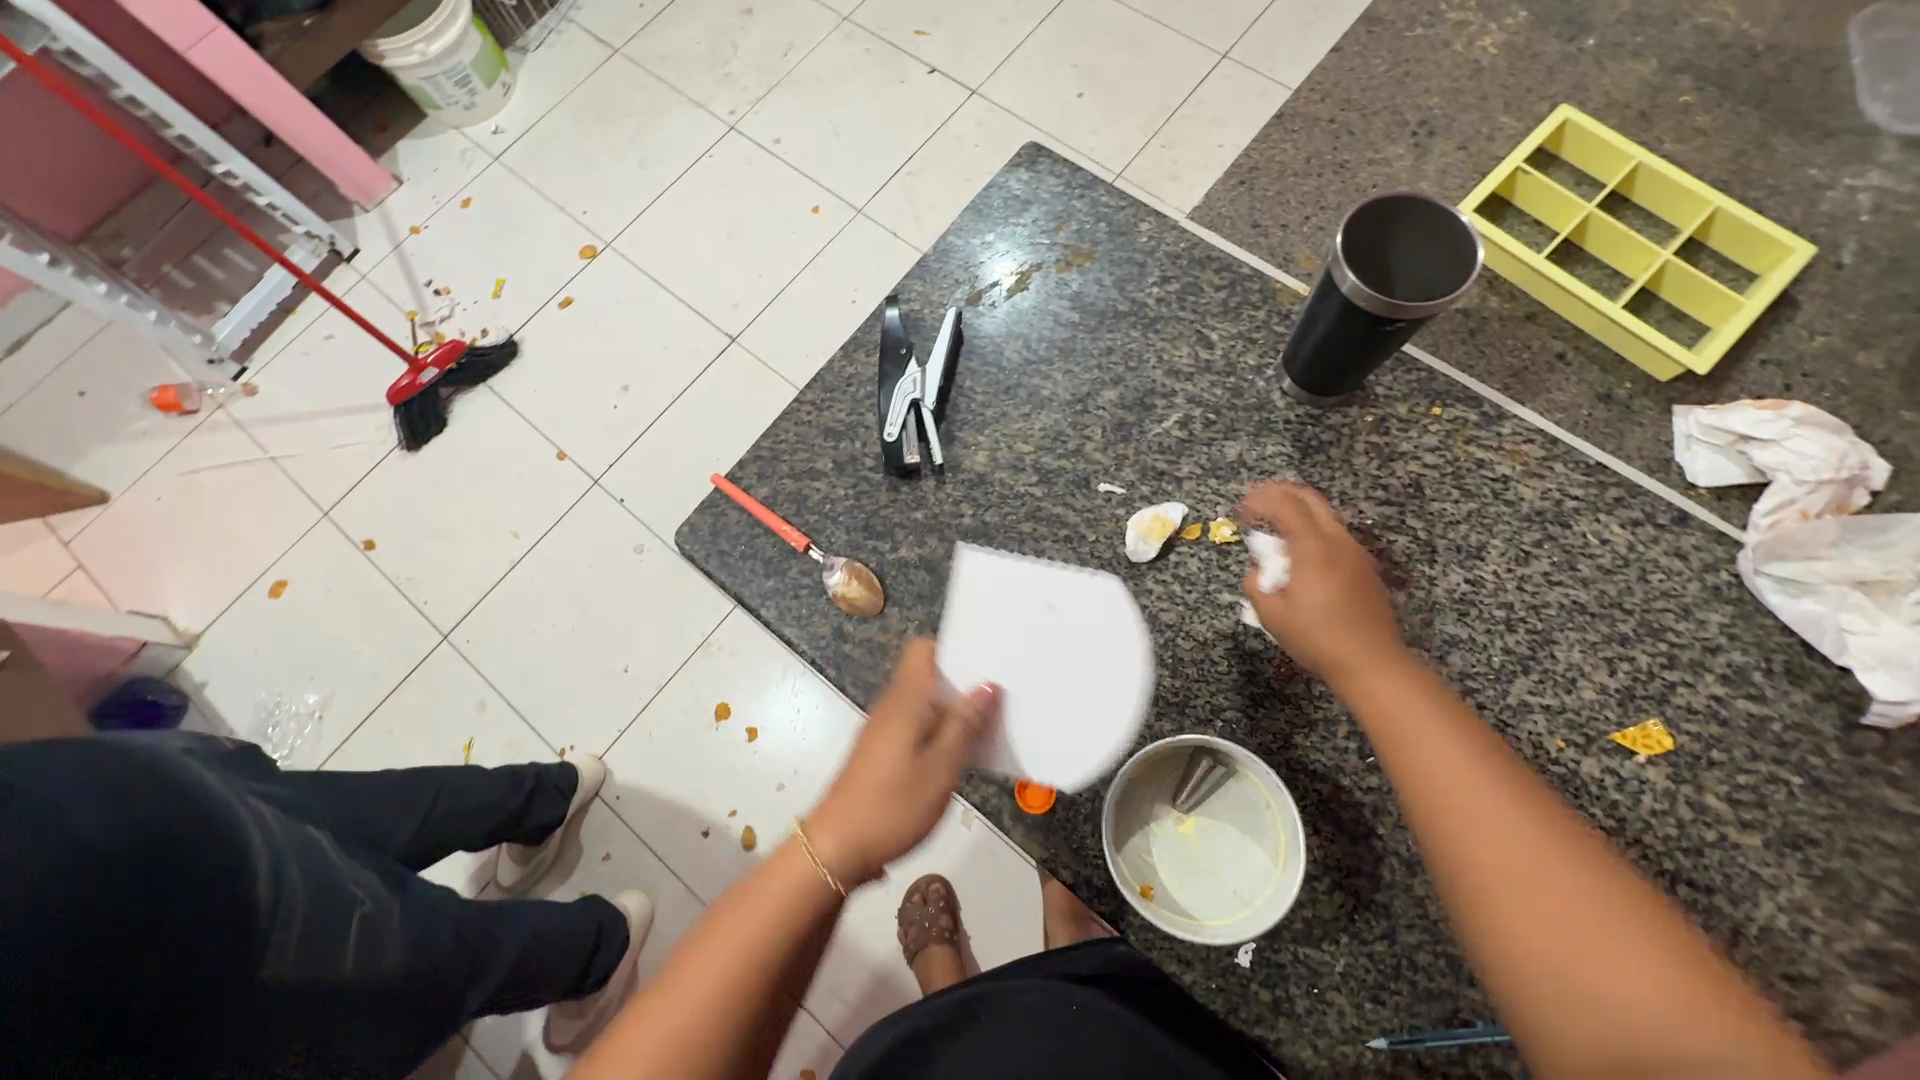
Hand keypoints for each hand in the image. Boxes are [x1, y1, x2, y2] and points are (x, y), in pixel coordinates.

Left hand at [805, 640, 999, 886]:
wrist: (837, 848)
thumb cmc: (892, 805)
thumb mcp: (941, 767)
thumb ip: (965, 724)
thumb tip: (987, 684)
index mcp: (906, 699)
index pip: (923, 649)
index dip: (954, 650)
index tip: (986, 664)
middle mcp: (892, 707)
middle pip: (930, 677)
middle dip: (964, 684)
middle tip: (1003, 698)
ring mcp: (885, 731)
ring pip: (926, 706)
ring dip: (956, 714)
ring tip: (992, 728)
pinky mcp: (883, 755)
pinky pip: (918, 730)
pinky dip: (941, 735)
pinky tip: (963, 758)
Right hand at [1237, 481, 1405, 685]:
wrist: (1371, 661)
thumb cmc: (1317, 638)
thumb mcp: (1272, 615)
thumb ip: (1256, 584)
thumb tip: (1258, 570)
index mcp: (1314, 548)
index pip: (1285, 506)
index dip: (1259, 500)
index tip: (1240, 510)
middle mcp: (1338, 541)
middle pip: (1309, 498)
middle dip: (1279, 493)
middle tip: (1256, 501)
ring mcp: (1355, 552)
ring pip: (1326, 514)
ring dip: (1298, 511)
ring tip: (1275, 527)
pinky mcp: (1364, 566)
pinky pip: (1335, 534)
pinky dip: (1313, 529)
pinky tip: (1300, 552)